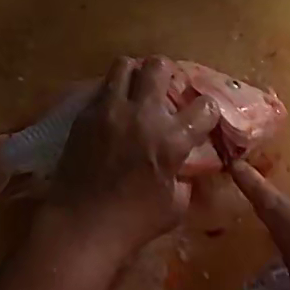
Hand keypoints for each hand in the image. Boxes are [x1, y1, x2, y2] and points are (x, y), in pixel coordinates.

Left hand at [42, 56, 220, 263]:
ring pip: (125, 65)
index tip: (202, 116)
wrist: (82, 224)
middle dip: (168, 73)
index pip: (204, 106)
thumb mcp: (175, 205)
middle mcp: (143, 114)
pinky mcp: (86, 112)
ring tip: (136, 90)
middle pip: (159, 66)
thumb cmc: (134, 223)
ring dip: (135, 74)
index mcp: (171, 140)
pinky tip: (114, 109)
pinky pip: (102, 87)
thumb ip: (185, 175)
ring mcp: (111, 108)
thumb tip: (186, 161)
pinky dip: (112, 92)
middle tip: (166, 88)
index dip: (207, 110)